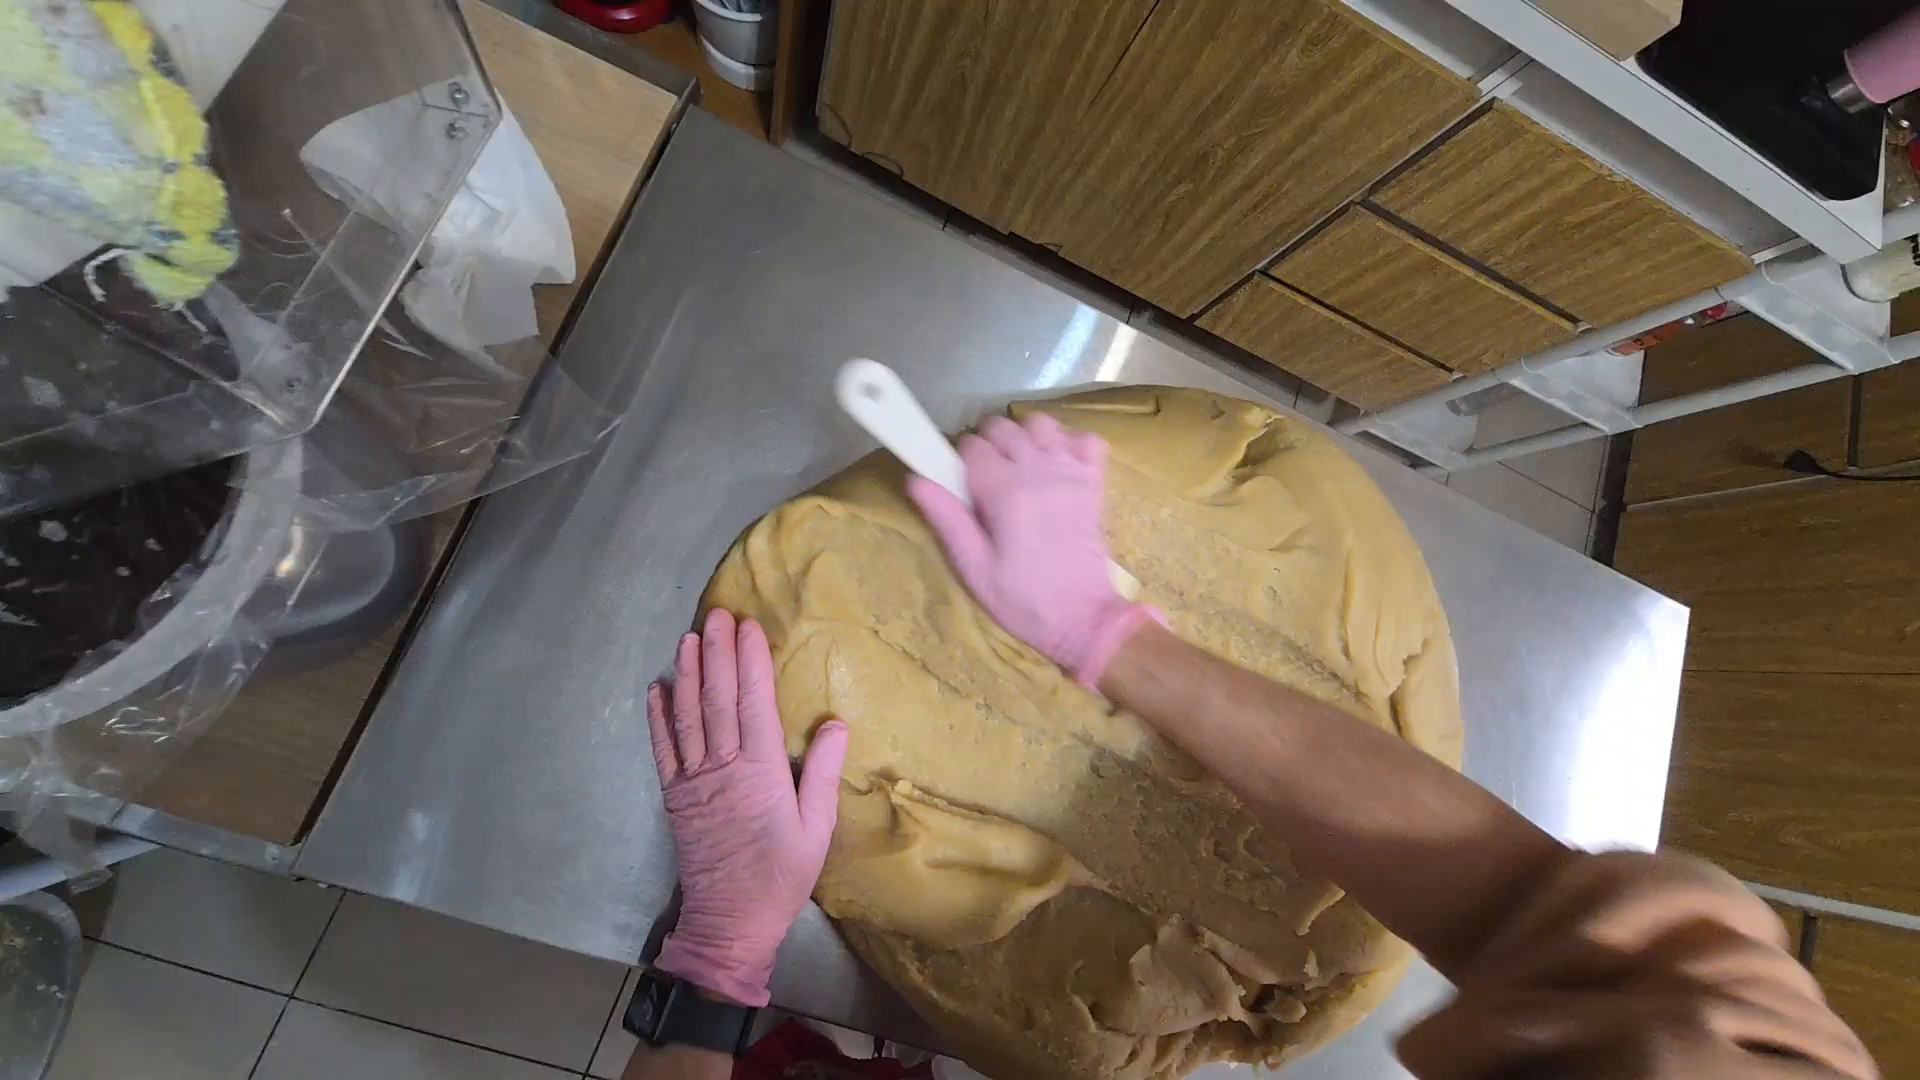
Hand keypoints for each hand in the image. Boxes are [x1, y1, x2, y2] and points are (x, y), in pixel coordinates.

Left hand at [646, 608, 848, 1006]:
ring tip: (688, 638)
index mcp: (760, 772)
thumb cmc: (782, 874)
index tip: (750, 628)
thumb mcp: (817, 828)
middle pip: (718, 699)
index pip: (754, 703)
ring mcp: (693, 780)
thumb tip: (836, 724)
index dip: (751, 662)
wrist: (730, 922)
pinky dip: (657, 716)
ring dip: (687, 673)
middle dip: (717, 653)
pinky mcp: (674, 796)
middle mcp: (723, 767)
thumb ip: (822, 774)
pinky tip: (657, 688)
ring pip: (687, 716)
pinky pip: (663, 749)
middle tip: (716, 615)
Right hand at [906, 412, 1160, 688]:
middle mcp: (1039, 472)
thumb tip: (915, 480)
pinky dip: (1069, 443)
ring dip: (1025, 437)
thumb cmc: (1023, 601)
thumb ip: (947, 519)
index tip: (962, 488)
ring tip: (1020, 468)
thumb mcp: (974, 568)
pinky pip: (1086, 439)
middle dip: (988, 445)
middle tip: (986, 481)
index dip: (960, 462)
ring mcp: (1071, 473)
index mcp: (1005, 493)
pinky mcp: (1094, 482)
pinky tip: (1057, 466)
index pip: (971, 446)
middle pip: (1003, 427)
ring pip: (1041, 423)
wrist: (1084, 619)